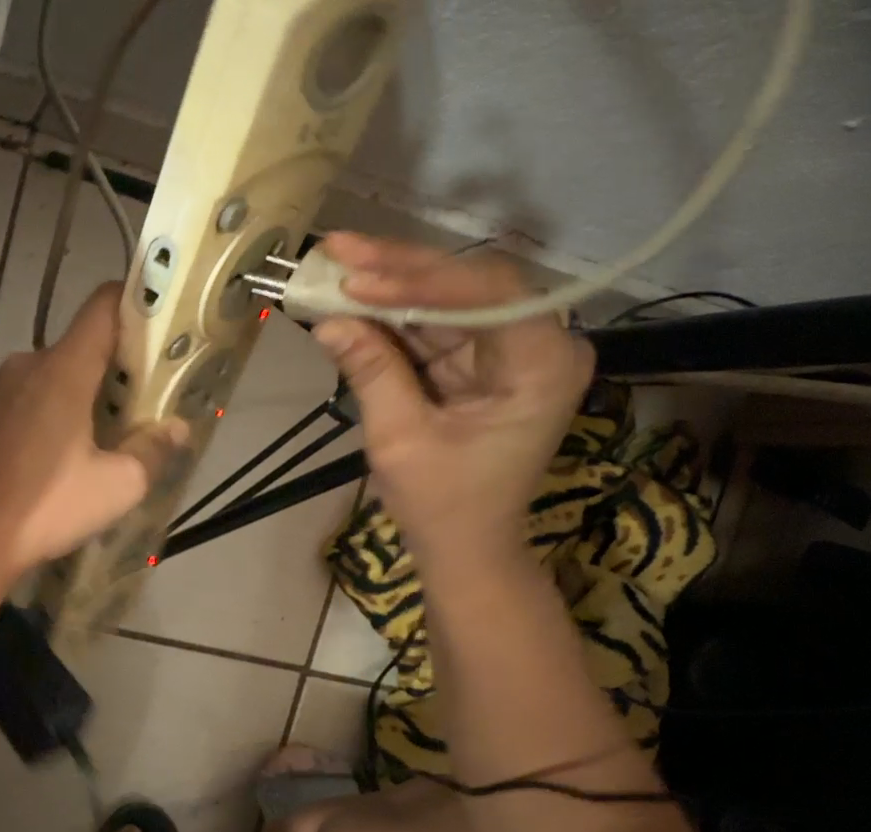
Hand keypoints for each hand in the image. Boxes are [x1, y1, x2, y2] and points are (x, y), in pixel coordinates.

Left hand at [0, 283, 188, 581]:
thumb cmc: (47, 509)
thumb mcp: (117, 486)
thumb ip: (153, 449)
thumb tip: (177, 428)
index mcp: (62, 370)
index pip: (101, 306)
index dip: (134, 303)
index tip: (157, 326)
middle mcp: (23, 366)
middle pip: (77, 346)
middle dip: (110, 366)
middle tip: (136, 401)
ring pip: (48, 375)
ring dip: (75, 394)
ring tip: (97, 434)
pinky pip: (22, 399)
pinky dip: (44, 412)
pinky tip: (53, 452)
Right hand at [311, 233, 593, 568]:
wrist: (465, 543)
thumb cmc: (443, 502)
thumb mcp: (401, 439)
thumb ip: (371, 372)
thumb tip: (327, 321)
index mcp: (543, 365)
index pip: (488, 296)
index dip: (421, 282)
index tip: (357, 280)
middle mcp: (537, 342)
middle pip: (468, 285)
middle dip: (399, 269)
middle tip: (336, 248)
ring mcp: (506, 348)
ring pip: (445, 297)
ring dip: (388, 283)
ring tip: (333, 264)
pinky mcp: (477, 359)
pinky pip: (432, 324)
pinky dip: (388, 313)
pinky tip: (349, 294)